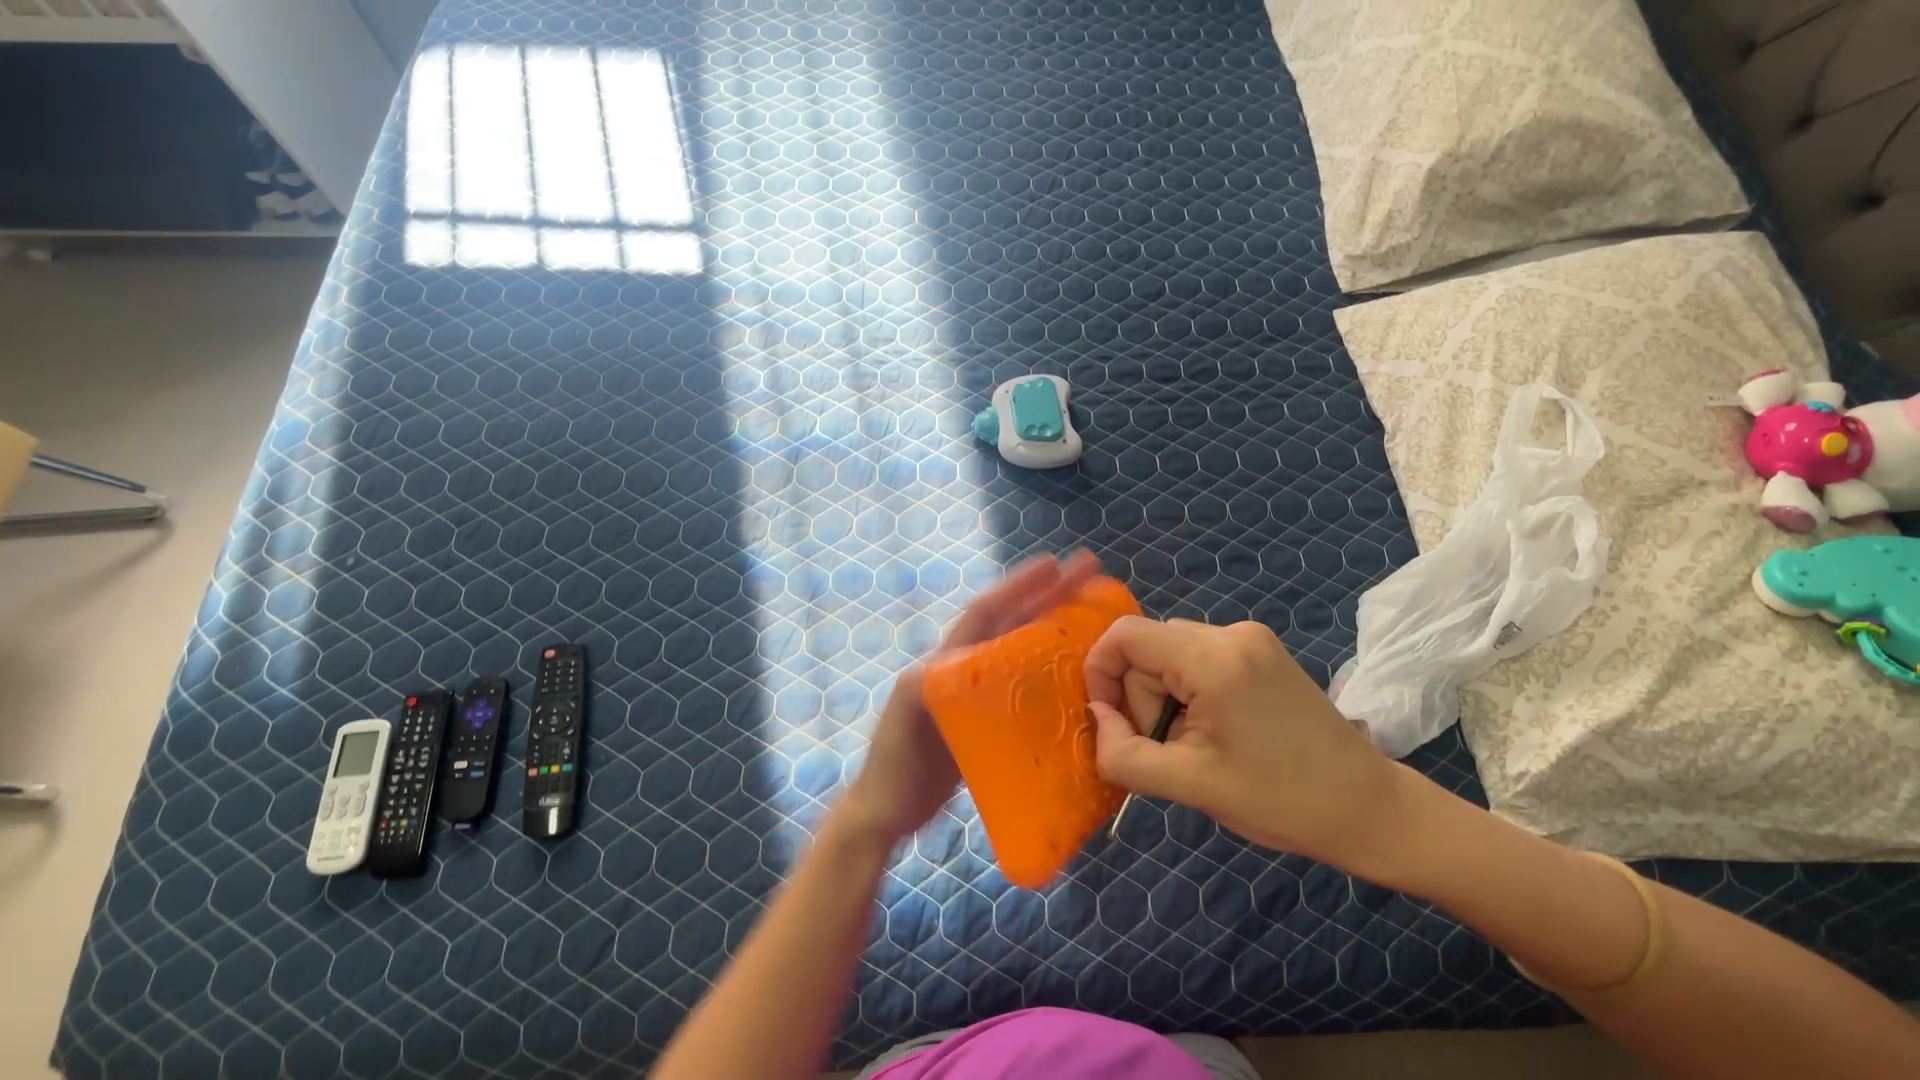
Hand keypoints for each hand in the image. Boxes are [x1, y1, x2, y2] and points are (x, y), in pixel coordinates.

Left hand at [840, 551, 1102, 842]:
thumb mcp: (902, 722)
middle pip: (1011, 624)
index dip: (1017, 588)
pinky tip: (1080, 678)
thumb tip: (944, 665)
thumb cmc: (894, 766)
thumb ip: (917, 691)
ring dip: (1054, 628)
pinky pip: (1024, 689)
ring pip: (1022, 652)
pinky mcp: (988, 722)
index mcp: (945, 663)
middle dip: (1048, 595)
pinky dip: (1050, 675)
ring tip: (1094, 614)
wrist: (888, 811)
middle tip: (1090, 574)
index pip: (986, 614)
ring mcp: (978, 696)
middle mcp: (965, 670)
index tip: (1054, 565)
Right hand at [1085, 617, 1403, 871]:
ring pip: (1170, 655)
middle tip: (1169, 752)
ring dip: (1164, 699)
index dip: (1100, 674)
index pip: (1124, 636)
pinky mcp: (1263, 653)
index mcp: (1213, 658)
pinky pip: (1199, 660)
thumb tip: (1099, 718)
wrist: (1367, 807)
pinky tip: (1214, 732)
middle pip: (1147, 649)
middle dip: (1140, 699)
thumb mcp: (1188, 784)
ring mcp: (1251, 639)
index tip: (1111, 724)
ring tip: (1196, 747)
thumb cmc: (1278, 800)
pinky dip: (1189, 693)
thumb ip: (1124, 753)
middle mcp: (1232, 633)